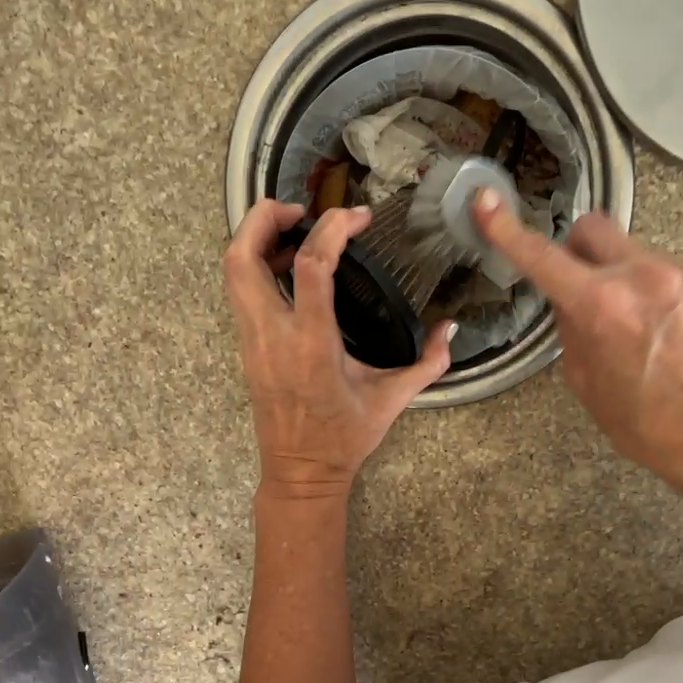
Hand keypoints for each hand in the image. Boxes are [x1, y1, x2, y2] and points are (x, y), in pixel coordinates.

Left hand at [223, 199, 453, 500]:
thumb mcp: (392, 400)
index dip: (333, 229)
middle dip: (264, 218)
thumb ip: (427, 363)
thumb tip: (450, 329)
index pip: (310, 266)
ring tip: (291, 233)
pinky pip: (239, 293)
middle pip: (243, 256)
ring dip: (254, 239)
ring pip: (232, 272)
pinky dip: (254, 267)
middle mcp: (273, 337)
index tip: (358, 218)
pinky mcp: (246, 348)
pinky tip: (288, 270)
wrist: (300, 472)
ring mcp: (252, 342)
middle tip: (300, 210)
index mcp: (312, 346)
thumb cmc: (343, 439)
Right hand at [472, 190, 682, 496]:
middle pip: (592, 228)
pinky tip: (680, 333)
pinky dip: (669, 295)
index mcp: (600, 307)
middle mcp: (642, 276)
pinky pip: (677, 272)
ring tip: (649, 331)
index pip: (541, 257)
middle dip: (580, 251)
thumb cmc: (649, 425)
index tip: (487, 204)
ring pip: (639, 255)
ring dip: (631, 281)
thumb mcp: (588, 385)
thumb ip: (570, 332)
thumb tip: (567, 303)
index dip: (506, 229)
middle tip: (587, 286)